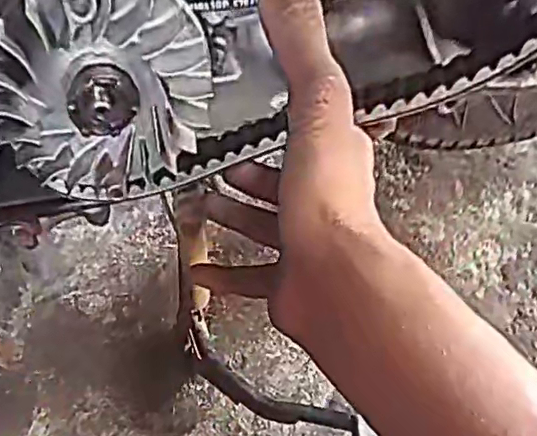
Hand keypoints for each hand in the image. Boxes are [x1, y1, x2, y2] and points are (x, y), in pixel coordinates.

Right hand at [189, 0, 390, 345]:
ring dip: (234, 218)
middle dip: (250, 176)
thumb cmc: (330, 205)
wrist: (332, 280)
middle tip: (224, 168)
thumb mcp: (317, 105)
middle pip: (282, 185)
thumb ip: (302, 51)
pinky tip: (202, 270)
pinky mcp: (284, 283)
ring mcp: (302, 247)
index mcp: (334, 159)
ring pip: (263, 229)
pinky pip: (248, 278)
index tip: (259, 121)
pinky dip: (222, 275)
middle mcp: (320, 204)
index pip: (311, 133)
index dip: (285, 126)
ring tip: (206, 206)